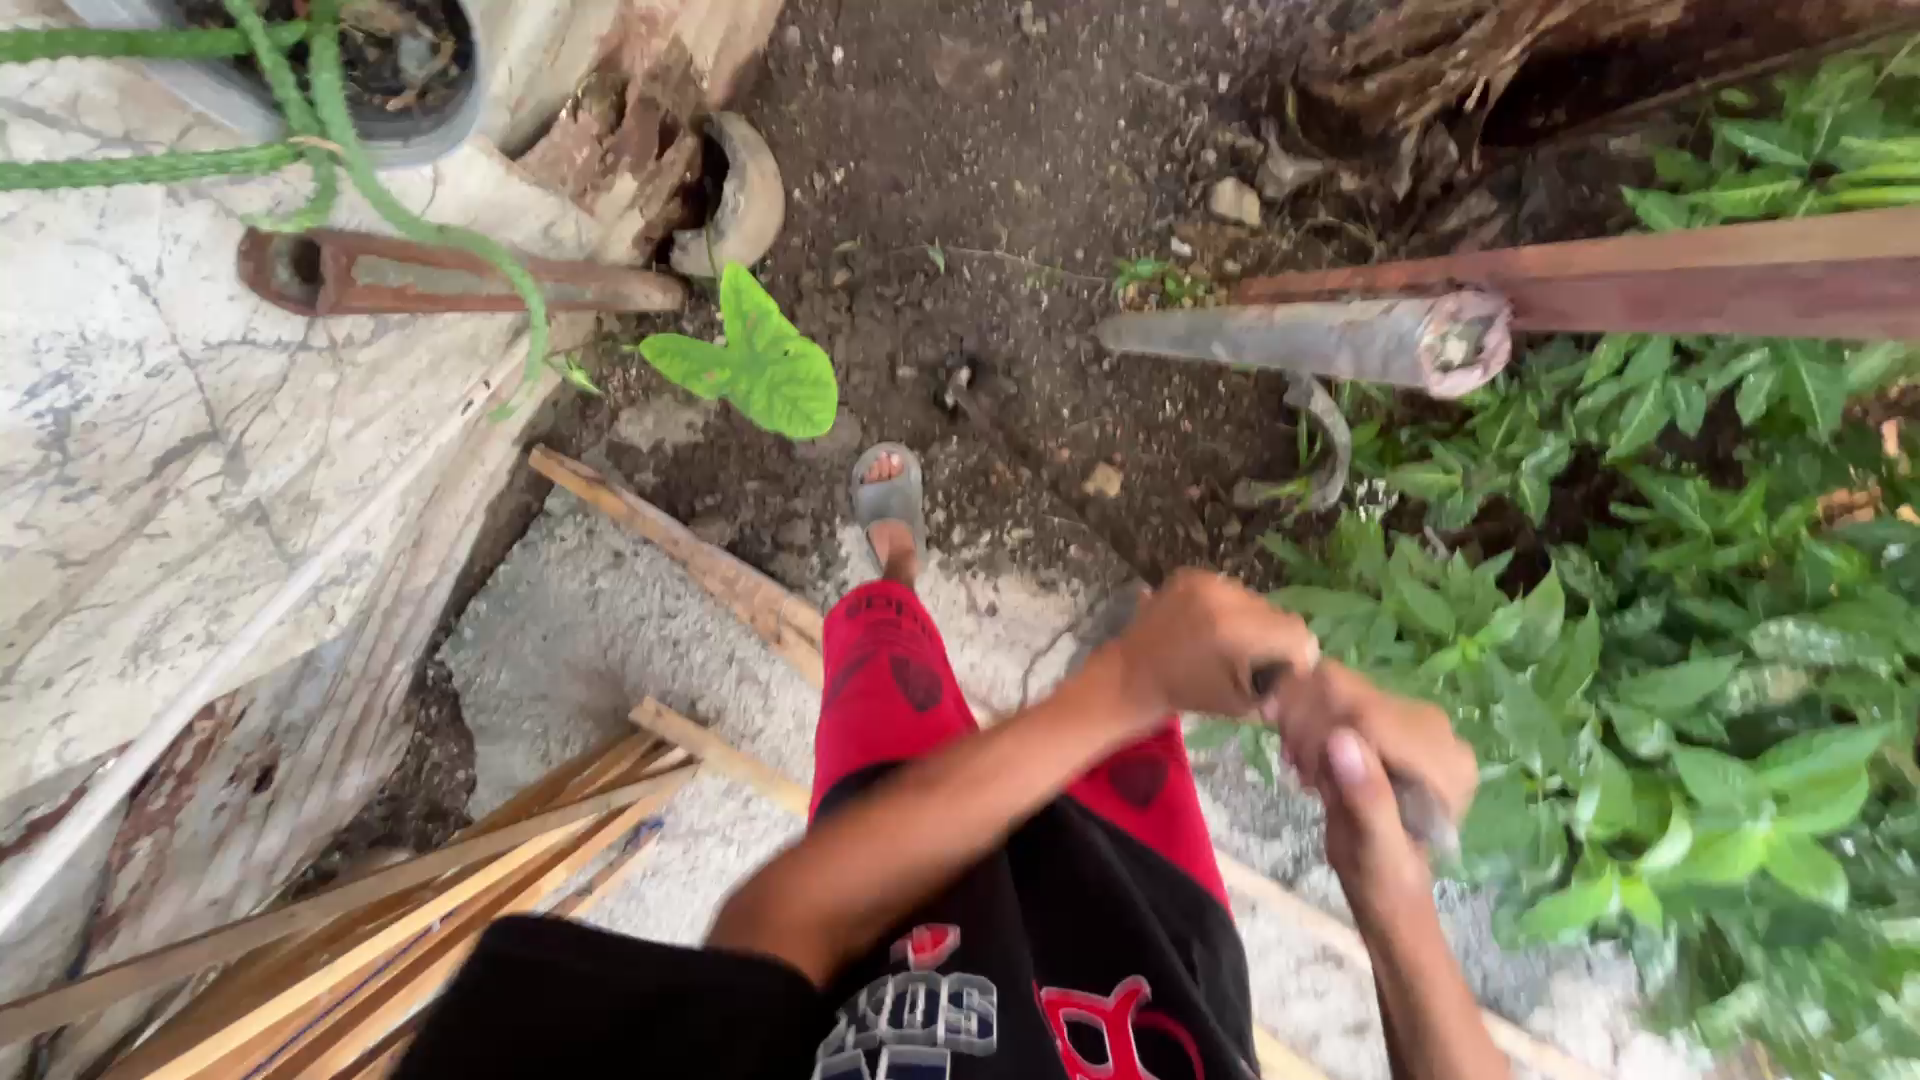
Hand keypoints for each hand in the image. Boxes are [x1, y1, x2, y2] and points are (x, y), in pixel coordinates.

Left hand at [1106, 570, 1319, 728]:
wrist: (1132, 675)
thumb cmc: (1187, 695)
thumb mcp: (1242, 702)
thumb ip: (1278, 684)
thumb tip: (1302, 670)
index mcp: (1234, 629)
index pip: (1296, 631)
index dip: (1297, 655)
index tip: (1285, 669)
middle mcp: (1221, 596)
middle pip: (1276, 613)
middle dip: (1273, 636)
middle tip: (1255, 658)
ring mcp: (1201, 580)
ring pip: (1253, 599)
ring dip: (1251, 620)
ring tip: (1229, 642)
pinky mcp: (1187, 574)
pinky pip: (1228, 589)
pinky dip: (1228, 607)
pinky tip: (1211, 627)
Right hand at [1260, 662, 1476, 915]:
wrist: (1387, 887)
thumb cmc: (1383, 877)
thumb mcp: (1375, 849)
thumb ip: (1367, 796)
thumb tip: (1340, 739)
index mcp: (1445, 763)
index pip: (1372, 715)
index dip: (1321, 728)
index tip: (1294, 761)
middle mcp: (1439, 733)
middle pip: (1357, 696)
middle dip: (1312, 724)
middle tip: (1294, 766)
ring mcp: (1415, 725)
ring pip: (1343, 690)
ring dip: (1308, 723)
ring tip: (1302, 767)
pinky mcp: (1391, 723)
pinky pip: (1340, 697)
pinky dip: (1312, 720)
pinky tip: (1309, 757)